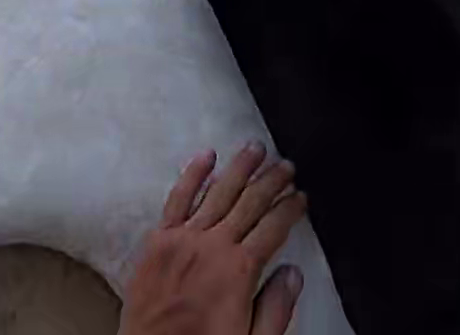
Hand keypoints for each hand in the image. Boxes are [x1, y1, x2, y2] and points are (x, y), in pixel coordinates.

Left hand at [121, 141, 307, 334]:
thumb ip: (275, 310)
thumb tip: (293, 271)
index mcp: (239, 270)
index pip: (275, 226)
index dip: (292, 208)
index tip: (302, 197)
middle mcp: (214, 245)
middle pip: (251, 201)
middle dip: (273, 180)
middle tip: (287, 165)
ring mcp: (184, 239)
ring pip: (220, 190)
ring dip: (242, 166)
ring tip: (257, 148)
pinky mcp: (157, 242)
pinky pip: (178, 199)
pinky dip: (193, 174)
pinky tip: (208, 155)